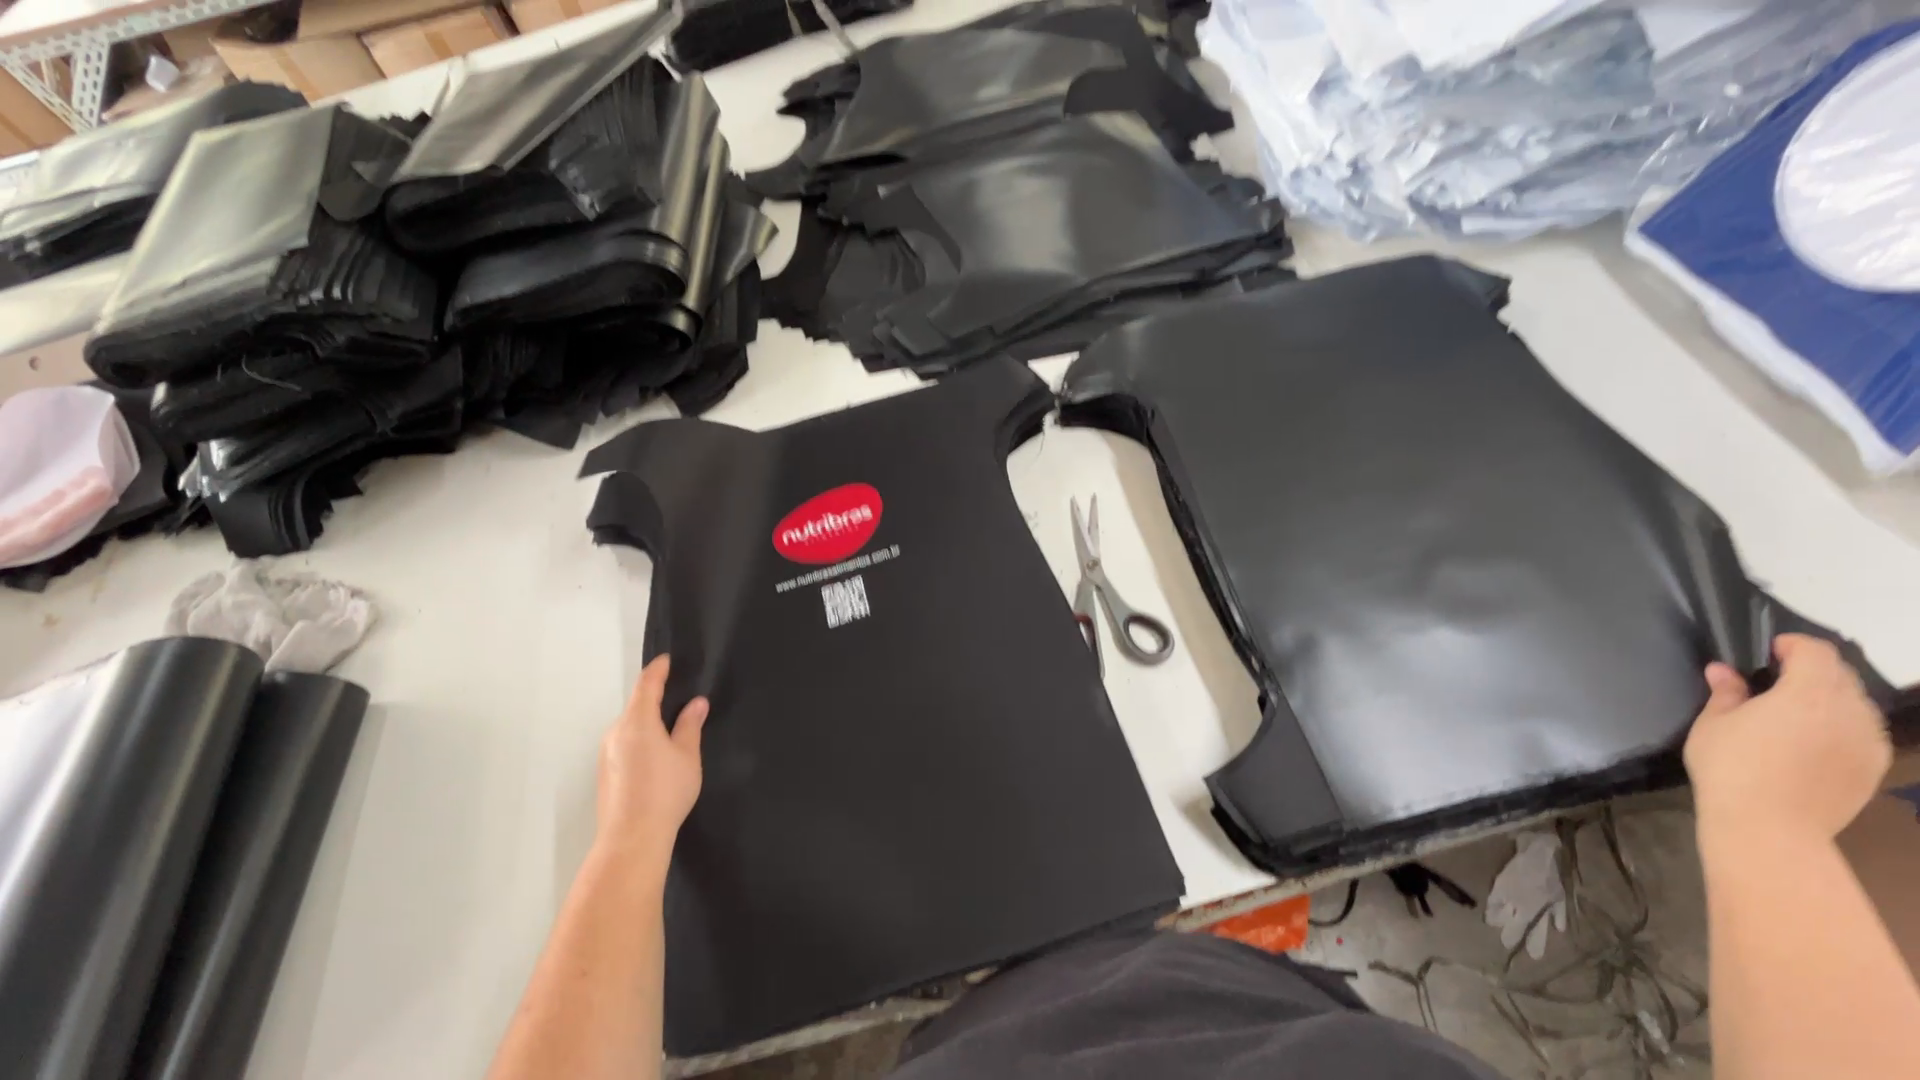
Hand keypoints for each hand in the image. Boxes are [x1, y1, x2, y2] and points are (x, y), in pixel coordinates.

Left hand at [597, 656, 709, 856]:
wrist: (631, 838)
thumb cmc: (665, 791)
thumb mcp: (686, 756)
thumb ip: (689, 726)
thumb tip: (696, 703)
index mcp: (637, 722)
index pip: (647, 685)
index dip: (658, 670)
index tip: (666, 660)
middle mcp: (615, 732)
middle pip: (636, 707)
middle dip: (656, 701)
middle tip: (680, 700)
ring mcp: (606, 754)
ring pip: (629, 728)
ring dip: (648, 724)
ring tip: (672, 734)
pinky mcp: (604, 773)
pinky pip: (624, 746)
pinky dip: (639, 742)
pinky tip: (655, 760)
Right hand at [1684, 634, 1890, 839]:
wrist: (1770, 827)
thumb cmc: (1731, 768)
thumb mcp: (1713, 724)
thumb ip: (1726, 693)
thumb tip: (1723, 671)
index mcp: (1808, 694)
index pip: (1816, 652)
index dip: (1793, 645)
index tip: (1769, 652)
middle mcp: (1849, 711)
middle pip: (1841, 675)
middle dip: (1812, 671)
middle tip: (1777, 683)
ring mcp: (1868, 741)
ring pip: (1857, 705)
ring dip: (1831, 699)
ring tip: (1797, 715)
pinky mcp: (1874, 767)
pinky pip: (1864, 733)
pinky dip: (1843, 727)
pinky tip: (1814, 743)